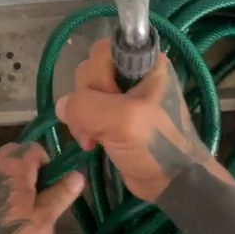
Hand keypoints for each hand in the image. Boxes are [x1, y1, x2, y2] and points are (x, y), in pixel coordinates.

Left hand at [0, 143, 83, 233]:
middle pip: (11, 155)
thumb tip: (78, 174)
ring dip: (5, 181)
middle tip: (32, 198)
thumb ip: (60, 195)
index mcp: (13, 169)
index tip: (48, 186)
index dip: (45, 163)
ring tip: (10, 213)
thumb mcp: (42, 223)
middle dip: (24, 169)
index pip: (33, 148)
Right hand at [53, 38, 227, 202]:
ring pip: (84, 92)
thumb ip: (86, 106)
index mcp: (146, 63)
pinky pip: (86, 110)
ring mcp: (122, 95)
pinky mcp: (113, 115)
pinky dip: (83, 126)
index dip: (99, 75)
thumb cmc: (156, 146)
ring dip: (82, 118)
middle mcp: (134, 73)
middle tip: (102, 125)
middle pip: (89, 71)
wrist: (172, 183)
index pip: (103, 50)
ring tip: (95, 139)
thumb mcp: (122, 120)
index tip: (111, 99)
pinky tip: (93, 143)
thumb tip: (62, 107)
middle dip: (87, 101)